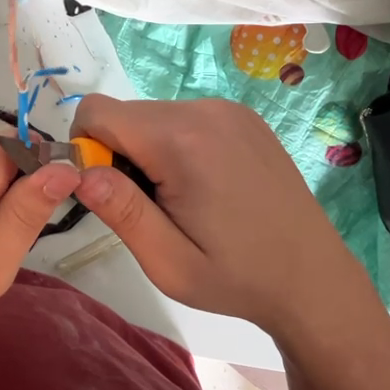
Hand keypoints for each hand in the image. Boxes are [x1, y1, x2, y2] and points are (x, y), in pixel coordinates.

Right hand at [70, 95, 366, 335]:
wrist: (313, 279)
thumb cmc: (235, 277)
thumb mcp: (167, 262)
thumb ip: (120, 210)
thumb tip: (76, 170)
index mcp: (181, 141)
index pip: (95, 112)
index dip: (86, 150)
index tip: (110, 193)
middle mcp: (204, 110)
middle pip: (123, 114)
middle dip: (118, 154)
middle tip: (149, 206)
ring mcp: (228, 110)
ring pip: (151, 115)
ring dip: (146, 151)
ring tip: (179, 200)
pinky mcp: (242, 117)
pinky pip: (182, 118)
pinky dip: (174, 145)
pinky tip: (202, 186)